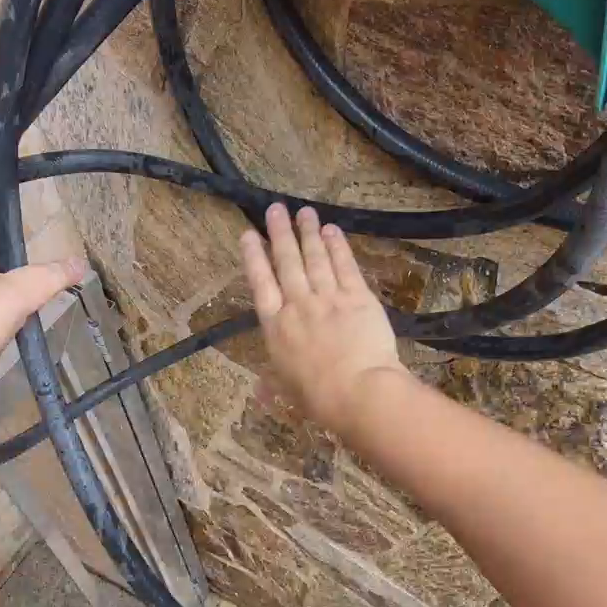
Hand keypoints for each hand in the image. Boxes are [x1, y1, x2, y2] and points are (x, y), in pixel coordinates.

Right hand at [240, 203, 409, 434]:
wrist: (357, 390)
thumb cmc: (318, 398)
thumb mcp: (287, 391)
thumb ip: (272, 385)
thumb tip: (258, 393)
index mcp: (276, 328)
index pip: (261, 284)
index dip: (254, 258)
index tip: (248, 235)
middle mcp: (298, 305)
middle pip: (287, 262)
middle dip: (279, 233)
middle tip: (275, 209)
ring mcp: (328, 298)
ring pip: (315, 258)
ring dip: (308, 232)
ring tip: (303, 211)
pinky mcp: (358, 297)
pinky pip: (345, 266)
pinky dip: (337, 246)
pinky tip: (332, 230)